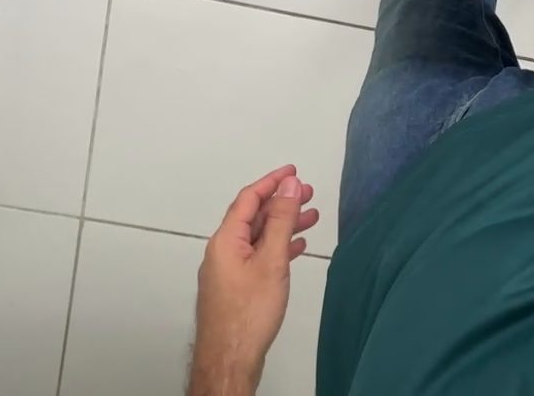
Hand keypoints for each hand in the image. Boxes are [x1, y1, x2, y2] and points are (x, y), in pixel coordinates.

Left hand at [189, 166, 320, 395]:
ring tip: (311, 217)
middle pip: (253, 216)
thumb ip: (281, 219)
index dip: (271, 181)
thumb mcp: (271, 259)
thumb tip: (288, 184)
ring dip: (283, 223)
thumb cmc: (250, 312)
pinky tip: (297, 246)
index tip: (293, 170)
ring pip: (258, 236)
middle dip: (281, 201)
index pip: (248, 199)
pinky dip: (278, 245)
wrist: (230, 363)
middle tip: (308, 192)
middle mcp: (223, 252)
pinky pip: (259, 255)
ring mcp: (228, 271)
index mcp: (225, 241)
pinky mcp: (236, 288)